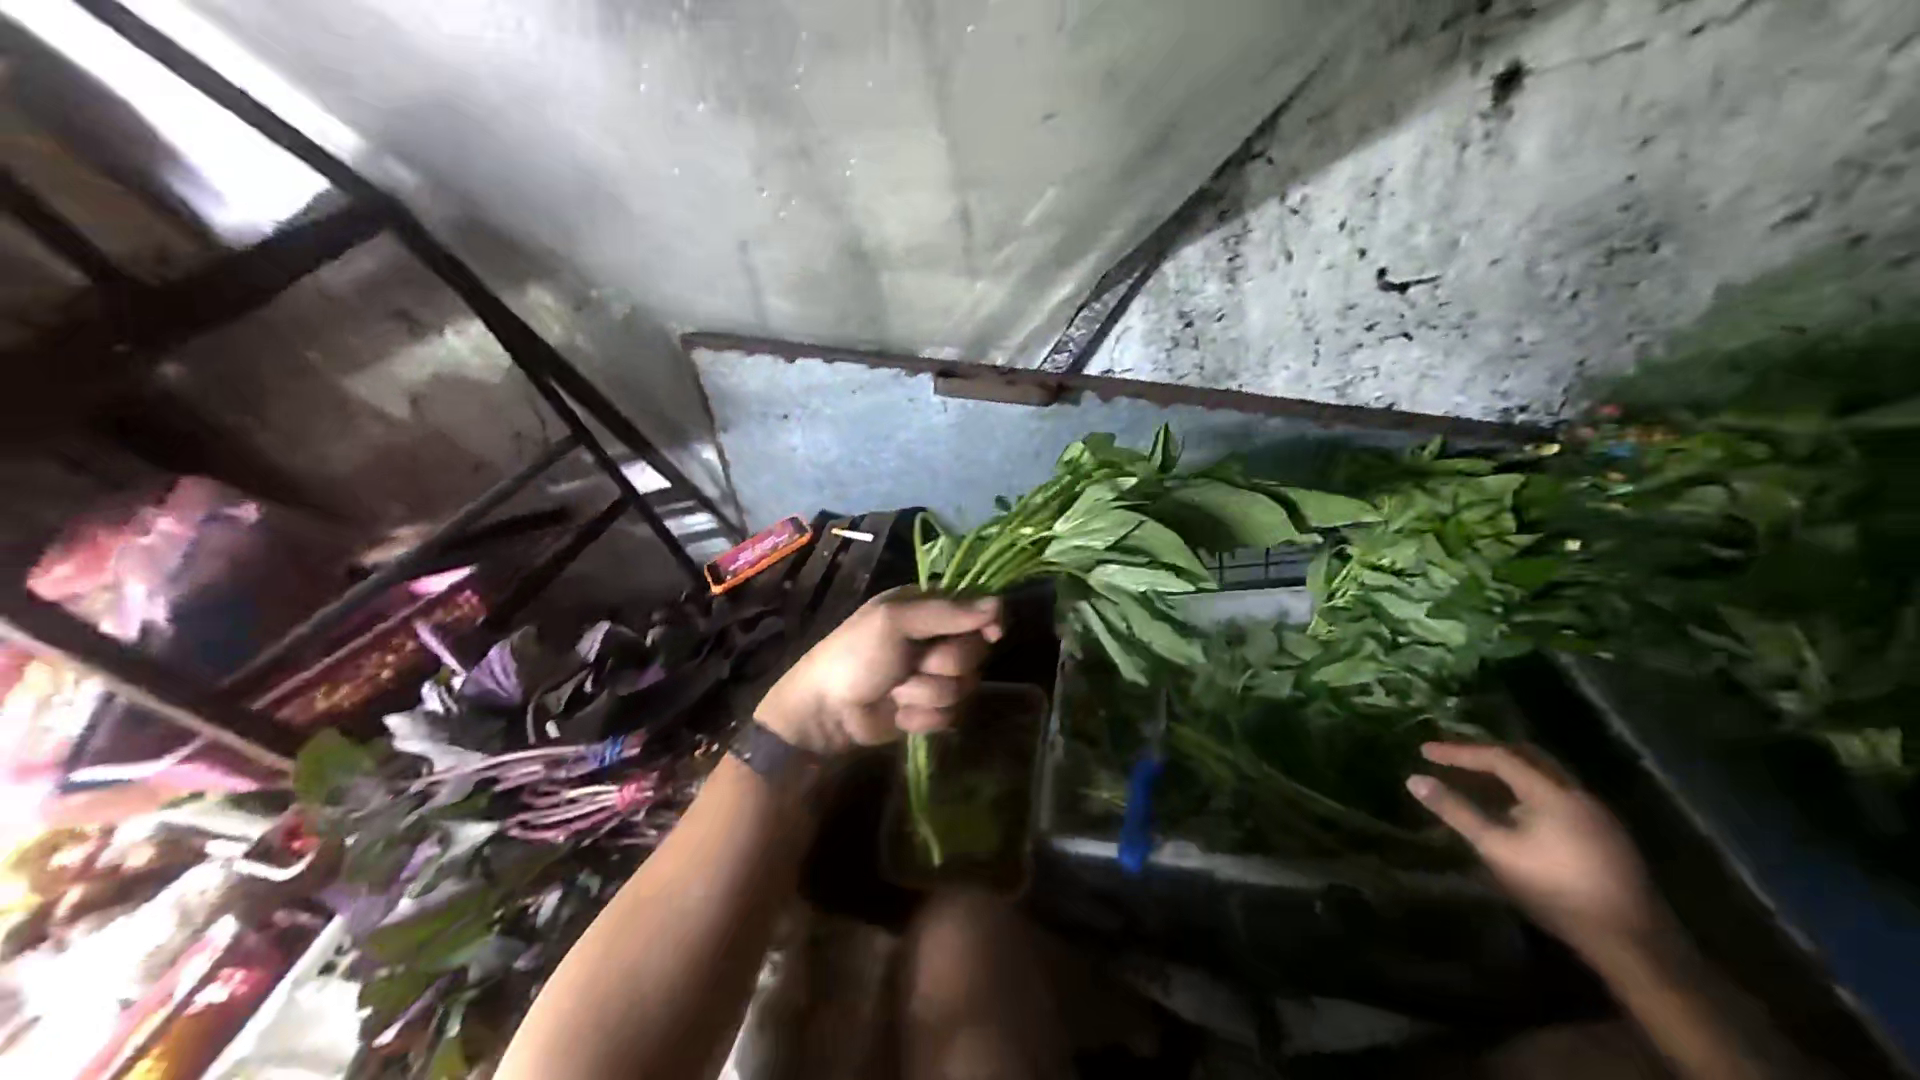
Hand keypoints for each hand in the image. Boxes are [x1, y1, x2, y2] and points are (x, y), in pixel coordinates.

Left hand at [756, 587, 1003, 755]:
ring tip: (896, 691)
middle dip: (944, 663)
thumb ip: (947, 612)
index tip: (991, 634)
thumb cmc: (854, 656)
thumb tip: (999, 604)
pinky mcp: (928, 710)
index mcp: (925, 608)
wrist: (825, 712)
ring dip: (927, 693)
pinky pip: (951, 715)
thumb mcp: (894, 622)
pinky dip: (922, 717)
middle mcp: (933, 638)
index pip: (977, 609)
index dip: (986, 623)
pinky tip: (897, 714)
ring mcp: (932, 676)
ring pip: (964, 687)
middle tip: (912, 664)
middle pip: (975, 652)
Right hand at [1408, 742, 1665, 957]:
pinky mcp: (1606, 834)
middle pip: (1527, 756)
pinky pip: (1558, 794)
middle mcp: (1577, 793)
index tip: (1424, 751)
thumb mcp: (1496, 849)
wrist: (1632, 941)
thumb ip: (1456, 811)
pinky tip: (1515, 809)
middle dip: (1487, 752)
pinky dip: (1527, 789)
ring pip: (1546, 775)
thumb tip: (1414, 780)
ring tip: (1478, 778)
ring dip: (1509, 770)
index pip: (1498, 756)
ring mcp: (1597, 814)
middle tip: (1453, 756)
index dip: (1458, 751)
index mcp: (1551, 792)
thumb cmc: (1555, 889)